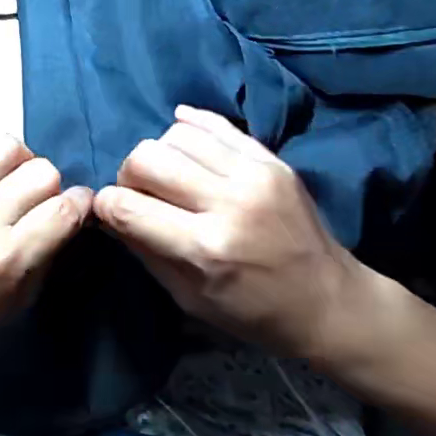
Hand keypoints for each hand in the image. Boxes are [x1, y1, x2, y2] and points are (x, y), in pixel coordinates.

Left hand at [0, 97, 92, 388]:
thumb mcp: (18, 301)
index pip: (65, 208)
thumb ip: (46, 251)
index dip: (81, 205)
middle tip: (38, 205)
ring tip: (11, 177)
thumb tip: (69, 213)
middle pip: (41, 171)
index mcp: (8, 256)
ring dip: (18, 159)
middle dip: (50, 187)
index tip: (78, 208)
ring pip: (4, 145)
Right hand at [94, 105, 409, 368]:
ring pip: (176, 134)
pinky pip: (215, 123)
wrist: (330, 301)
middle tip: (140, 194)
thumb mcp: (189, 298)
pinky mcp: (271, 159)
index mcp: (206, 249)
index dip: (105, 205)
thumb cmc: (254, 312)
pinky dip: (189, 127)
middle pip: (146, 158)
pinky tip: (183, 141)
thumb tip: (107, 213)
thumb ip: (144, 250)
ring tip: (170, 176)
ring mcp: (254, 174)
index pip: (126, 206)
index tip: (109, 211)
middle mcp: (228, 203)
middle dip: (128, 175)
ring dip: (160, 154)